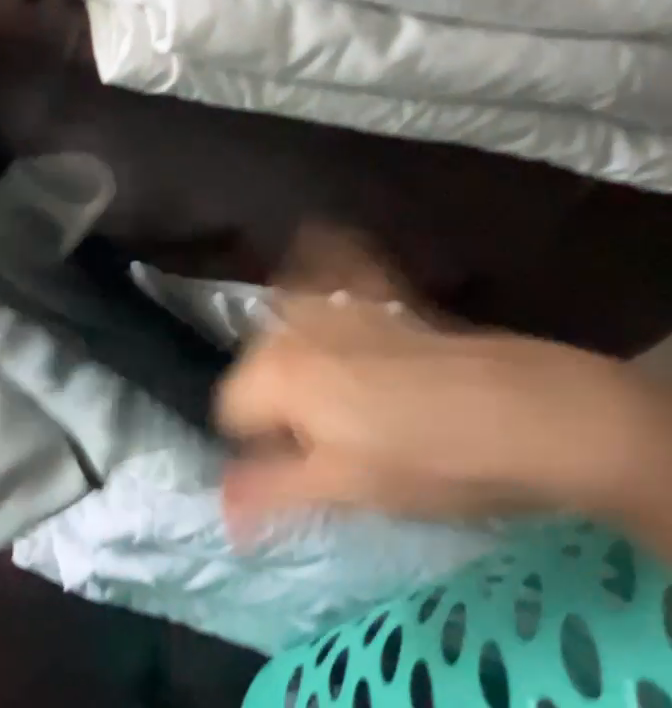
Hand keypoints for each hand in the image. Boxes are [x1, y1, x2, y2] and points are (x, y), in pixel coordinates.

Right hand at [217, 241, 669, 535]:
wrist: (541, 412)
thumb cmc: (432, 459)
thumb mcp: (346, 489)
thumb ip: (270, 491)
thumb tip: (221, 513)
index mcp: (266, 376)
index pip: (230, 416)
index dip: (262, 448)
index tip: (307, 470)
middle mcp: (283, 333)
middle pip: (256, 374)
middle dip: (279, 405)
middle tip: (334, 442)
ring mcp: (330, 309)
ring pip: (286, 329)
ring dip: (293, 349)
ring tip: (339, 390)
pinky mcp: (376, 297)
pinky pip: (328, 271)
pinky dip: (319, 263)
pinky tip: (325, 249)